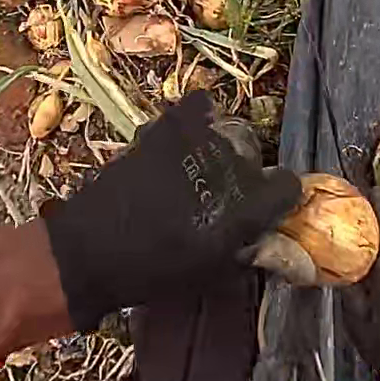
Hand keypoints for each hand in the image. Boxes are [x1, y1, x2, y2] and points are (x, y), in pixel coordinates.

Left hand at [43, 92, 301, 329]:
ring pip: (226, 135)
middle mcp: (231, 165)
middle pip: (254, 157)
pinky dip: (196, 117)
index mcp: (246, 206)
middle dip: (244, 174)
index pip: (287, 185)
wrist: (92, 249)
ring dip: (217, 152)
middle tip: (220, 195)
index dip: (279, 196)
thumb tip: (262, 235)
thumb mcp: (211, 273)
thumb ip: (245, 250)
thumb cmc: (154, 271)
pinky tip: (186, 135)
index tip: (266, 205)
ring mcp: (198, 140)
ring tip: (193, 171)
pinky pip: (197, 107)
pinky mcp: (168, 125)